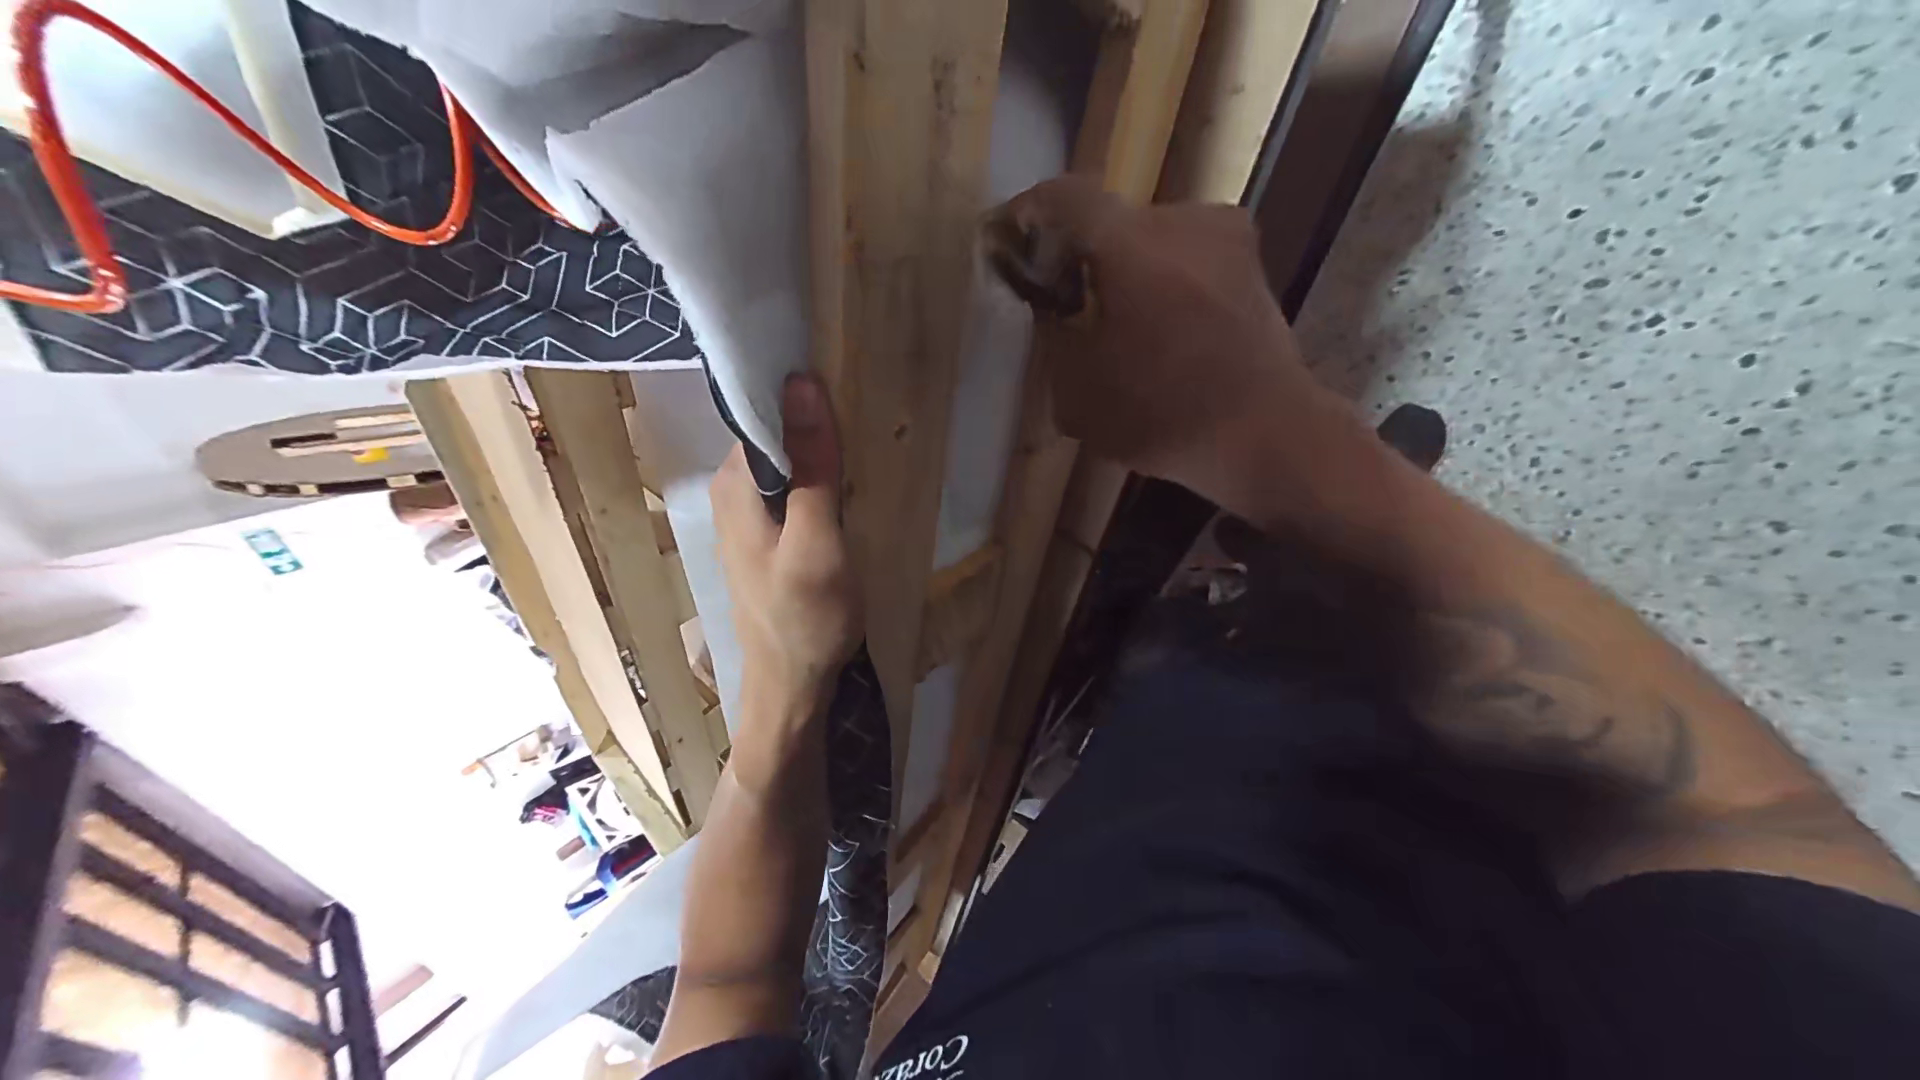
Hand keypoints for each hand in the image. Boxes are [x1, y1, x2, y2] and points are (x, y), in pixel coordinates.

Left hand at [711, 374, 860, 713]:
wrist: (792, 683)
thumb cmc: (807, 617)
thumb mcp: (816, 541)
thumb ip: (811, 467)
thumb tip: (801, 384)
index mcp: (734, 483)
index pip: (764, 413)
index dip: (805, 399)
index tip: (851, 391)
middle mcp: (731, 489)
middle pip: (775, 434)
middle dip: (817, 426)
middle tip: (867, 429)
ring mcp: (747, 513)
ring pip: (787, 461)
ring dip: (822, 455)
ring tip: (863, 455)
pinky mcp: (766, 533)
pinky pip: (792, 488)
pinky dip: (819, 482)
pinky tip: (846, 491)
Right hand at [997, 175, 1332, 499]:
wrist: (1265, 434)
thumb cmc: (1162, 416)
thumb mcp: (1078, 392)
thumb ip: (1052, 337)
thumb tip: (1051, 310)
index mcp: (1133, 245)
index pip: (1067, 197)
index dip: (1030, 211)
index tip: (1010, 236)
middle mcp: (1184, 220)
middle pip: (1112, 220)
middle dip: (1082, 254)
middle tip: (1062, 297)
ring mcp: (1227, 238)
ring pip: (1152, 240)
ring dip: (1124, 270)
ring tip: (1112, 320)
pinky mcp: (1251, 263)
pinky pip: (1186, 258)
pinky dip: (1161, 282)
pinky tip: (1157, 329)